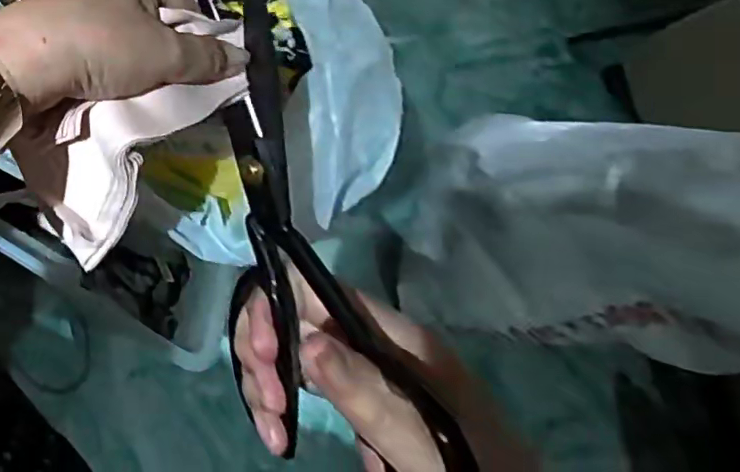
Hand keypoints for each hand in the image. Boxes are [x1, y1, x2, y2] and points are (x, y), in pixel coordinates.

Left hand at [0, 0, 246, 116]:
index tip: (211, 69)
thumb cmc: (100, 44)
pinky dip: (106, 79)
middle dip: (167, 59)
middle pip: (152, 26)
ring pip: (124, 47)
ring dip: (136, 73)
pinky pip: (95, 60)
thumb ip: (205, 58)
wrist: (22, 62)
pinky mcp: (53, 40)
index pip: (183, 2)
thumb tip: (244, 57)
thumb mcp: (162, 52)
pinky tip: (110, 98)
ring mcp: (74, 13)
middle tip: (180, 90)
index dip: (201, 34)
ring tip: (145, 100)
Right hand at [233, 265, 534, 471]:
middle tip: (268, 403)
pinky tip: (277, 435)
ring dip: (263, 379)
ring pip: (285, 344)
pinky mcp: (350, 391)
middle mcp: (366, 334)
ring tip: (271, 429)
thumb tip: (306, 341)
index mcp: (390, 331)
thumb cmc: (476, 471)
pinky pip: (294, 378)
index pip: (313, 286)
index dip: (274, 305)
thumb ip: (369, 395)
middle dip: (263, 348)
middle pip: (289, 311)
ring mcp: (356, 362)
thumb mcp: (426, 444)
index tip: (265, 357)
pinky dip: (274, 400)